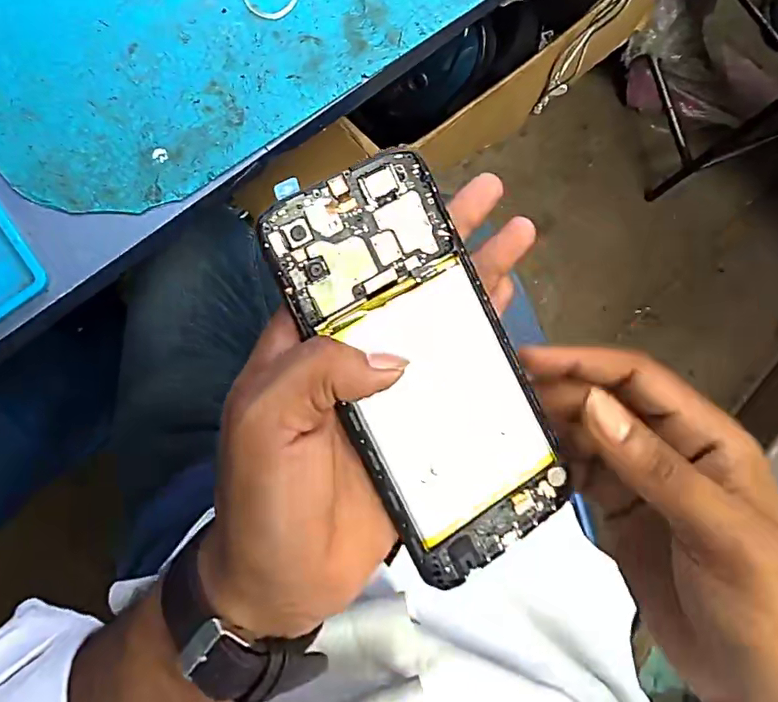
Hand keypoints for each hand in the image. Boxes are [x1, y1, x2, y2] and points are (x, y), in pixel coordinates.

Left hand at [199, 173, 536, 639]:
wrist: (284, 582)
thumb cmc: (260, 494)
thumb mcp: (264, 418)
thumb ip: (316, 371)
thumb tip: (393, 358)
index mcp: (308, 340)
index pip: (350, 271)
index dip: (385, 232)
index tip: (420, 196)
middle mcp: (353, 352)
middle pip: (408, 284)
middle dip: (447, 238)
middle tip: (489, 194)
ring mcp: (390, 389)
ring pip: (441, 322)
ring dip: (477, 279)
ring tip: (517, 236)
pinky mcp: (419, 428)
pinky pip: (459, 379)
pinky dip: (488, 345)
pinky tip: (511, 313)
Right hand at [520, 347, 777, 701]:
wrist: (767, 695)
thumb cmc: (766, 609)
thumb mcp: (720, 533)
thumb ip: (655, 468)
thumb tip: (593, 404)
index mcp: (707, 438)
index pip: (639, 381)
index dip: (586, 363)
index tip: (535, 359)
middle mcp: (672, 450)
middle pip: (608, 402)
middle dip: (562, 392)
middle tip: (512, 394)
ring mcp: (645, 482)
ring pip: (591, 435)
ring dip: (555, 426)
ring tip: (515, 425)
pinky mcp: (624, 513)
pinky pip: (583, 474)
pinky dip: (557, 465)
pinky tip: (536, 466)